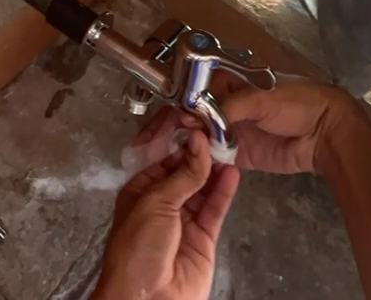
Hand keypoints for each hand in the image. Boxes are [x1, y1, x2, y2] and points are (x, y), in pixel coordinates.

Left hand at [92, 130, 239, 299]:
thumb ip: (183, 174)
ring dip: (214, 170)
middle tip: (218, 132)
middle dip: (200, 154)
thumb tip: (200, 141)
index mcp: (141, 191)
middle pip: (185, 172)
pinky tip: (233, 174)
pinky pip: (214, 210)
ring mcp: (184, 222)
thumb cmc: (138, 246)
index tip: (199, 124)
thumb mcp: (156, 203)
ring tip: (229, 147)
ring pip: (202, 189)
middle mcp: (162, 204)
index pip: (164, 160)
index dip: (181, 143)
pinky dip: (224, 191)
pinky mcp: (203, 240)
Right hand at [132, 78, 357, 174]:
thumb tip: (197, 116)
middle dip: (169, 130)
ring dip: (180, 147)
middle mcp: (223, 103)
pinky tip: (180, 171)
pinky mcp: (238, 153)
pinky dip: (198, 163)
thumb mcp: (262, 97)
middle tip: (148, 149)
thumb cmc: (296, 102)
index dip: (174, 107)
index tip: (158, 124)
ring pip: (197, 137)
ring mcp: (230, 129)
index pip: (191, 91)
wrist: (326, 132)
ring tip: (157, 161)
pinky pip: (213, 157)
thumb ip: (229, 105)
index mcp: (227, 81)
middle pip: (188, 115)